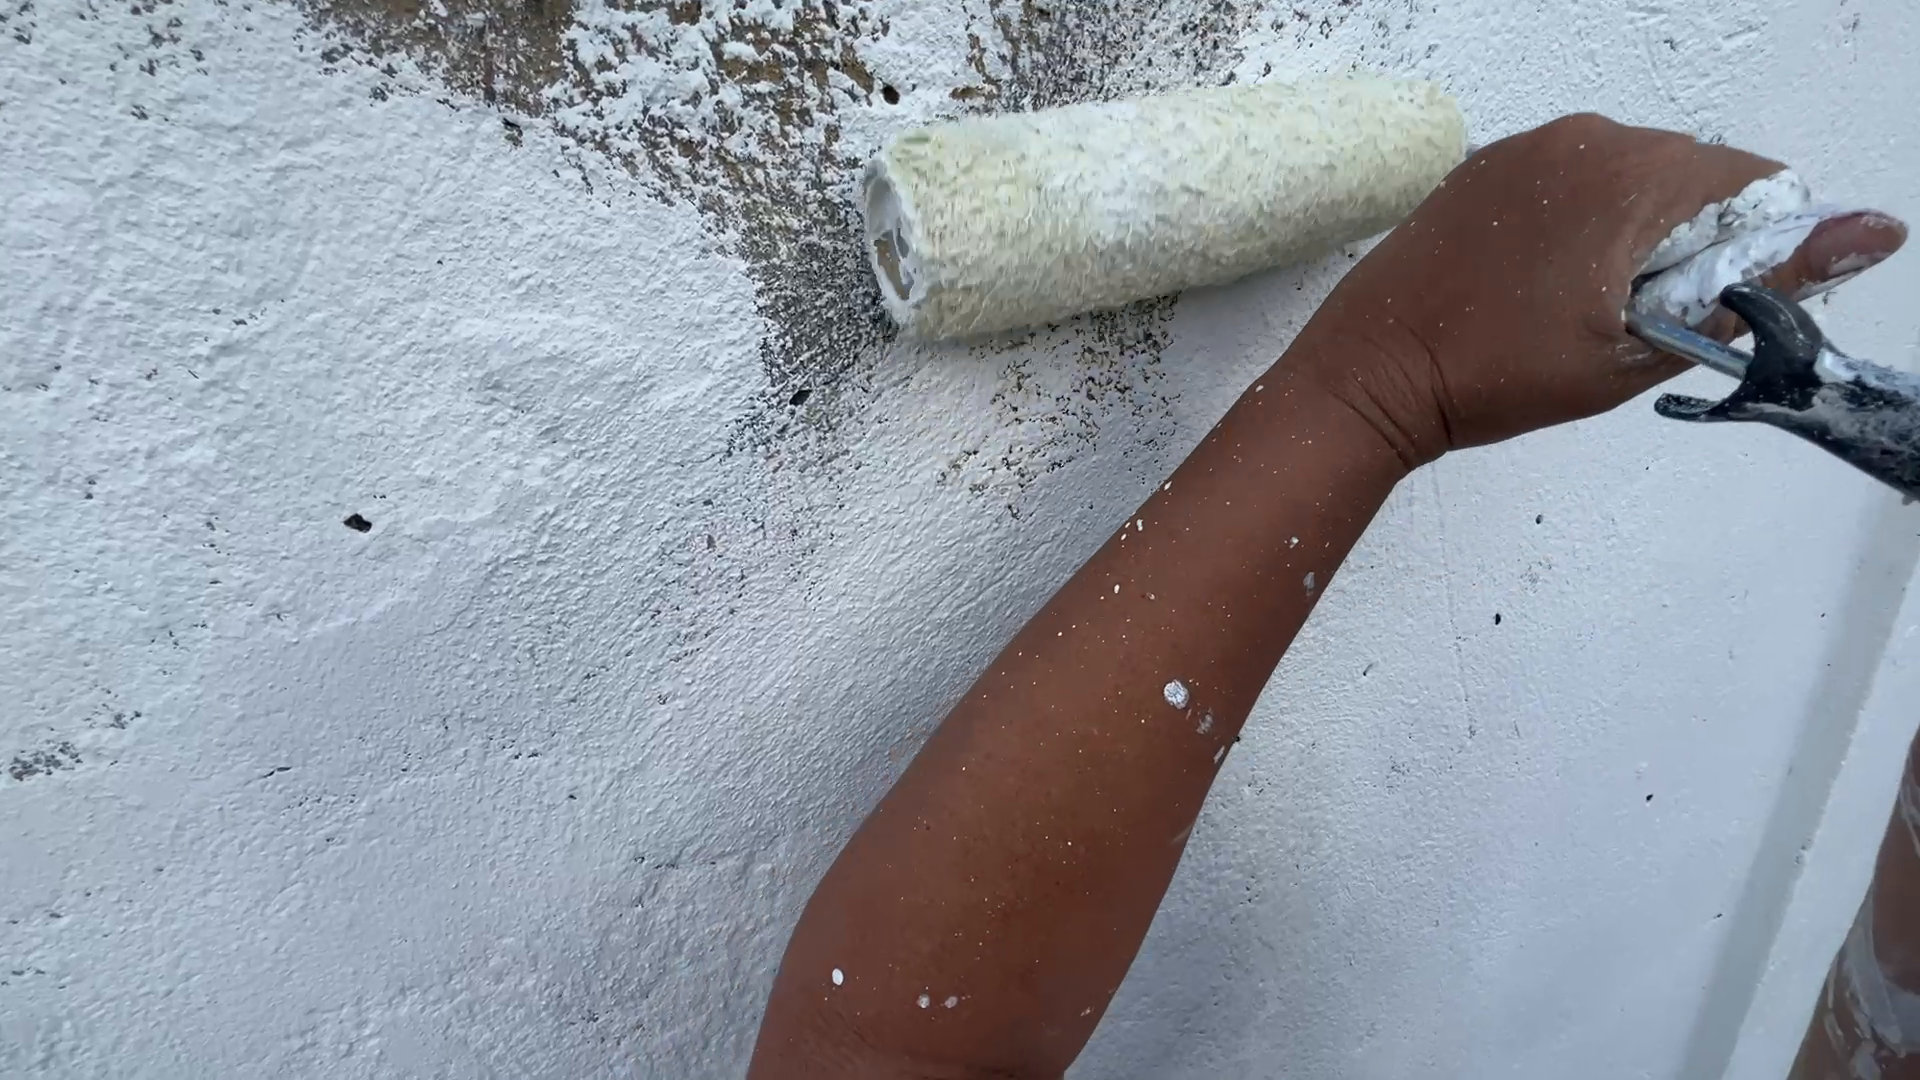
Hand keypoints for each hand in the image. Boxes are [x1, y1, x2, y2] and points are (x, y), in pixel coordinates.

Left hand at [1291, 113, 1906, 468]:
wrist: (1364, 383)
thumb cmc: (1486, 379)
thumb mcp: (1631, 352)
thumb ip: (1752, 289)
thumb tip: (1871, 232)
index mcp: (1630, 173)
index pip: (1751, 187)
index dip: (1740, 253)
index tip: (1682, 306)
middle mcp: (1573, 140)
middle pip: (1680, 178)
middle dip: (1673, 242)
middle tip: (1605, 316)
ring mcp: (1509, 155)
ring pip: (1613, 181)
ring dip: (1614, 234)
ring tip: (1554, 304)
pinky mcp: (1464, 179)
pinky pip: (1549, 187)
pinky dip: (1559, 226)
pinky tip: (1519, 283)